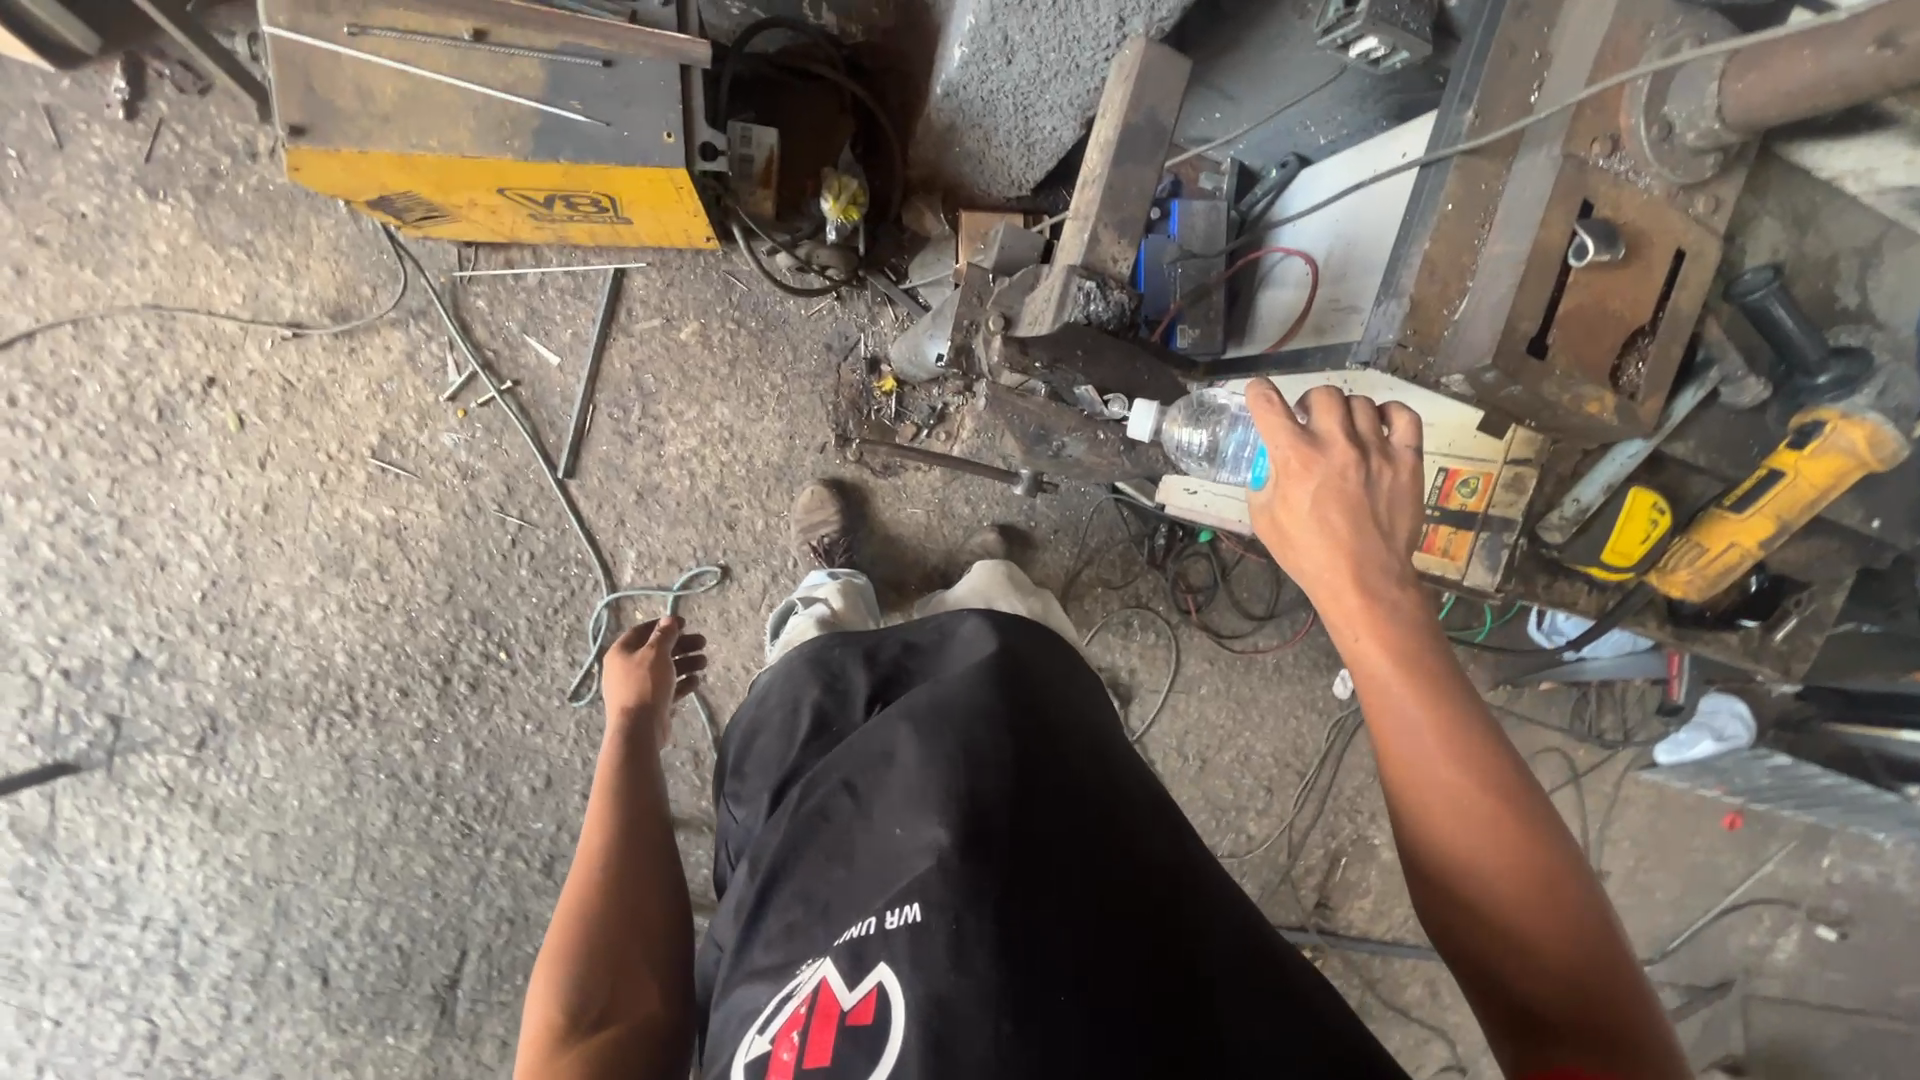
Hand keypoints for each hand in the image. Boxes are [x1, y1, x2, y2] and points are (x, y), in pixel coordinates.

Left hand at [601, 616, 707, 748]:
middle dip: (681, 645)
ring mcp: (638, 687)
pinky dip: (682, 682)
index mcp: (622, 652)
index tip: (686, 624)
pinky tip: (696, 681)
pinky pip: (667, 688)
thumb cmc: (645, 685)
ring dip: (685, 663)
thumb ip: (664, 635)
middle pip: (657, 650)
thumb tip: (668, 618)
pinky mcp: (649, 703)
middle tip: (703, 643)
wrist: (638, 729)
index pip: (643, 631)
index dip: (664, 625)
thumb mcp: (656, 653)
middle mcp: (627, 668)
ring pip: (665, 669)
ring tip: (704, 662)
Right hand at [1244, 380, 1425, 614]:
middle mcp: (1335, 444)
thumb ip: (1263, 483)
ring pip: (1359, 403)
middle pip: (1322, 394)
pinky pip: (1403, 416)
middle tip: (1307, 421)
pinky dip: (1389, 414)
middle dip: (1309, 402)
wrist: (1364, 579)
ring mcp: (1375, 449)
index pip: (1269, 406)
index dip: (1258, 392)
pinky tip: (1379, 426)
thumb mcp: (1265, 519)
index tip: (1258, 391)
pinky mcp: (1407, 460)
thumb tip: (1270, 465)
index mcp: (1295, 458)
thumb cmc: (1307, 554)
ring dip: (1344, 412)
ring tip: (1343, 430)